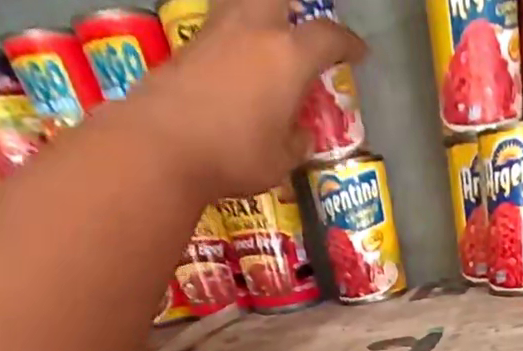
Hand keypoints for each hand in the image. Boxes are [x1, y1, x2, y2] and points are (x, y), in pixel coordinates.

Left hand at [124, 0, 365, 200]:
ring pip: (243, 3)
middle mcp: (254, 30)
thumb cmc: (235, 155)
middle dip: (296, 8)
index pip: (327, 38)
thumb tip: (301, 135)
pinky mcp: (188, 46)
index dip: (347, 44)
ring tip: (267, 39)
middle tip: (303, 28)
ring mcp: (217, 32)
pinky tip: (235, 64)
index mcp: (288, 56)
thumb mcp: (280, 162)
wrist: (164, 144)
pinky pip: (219, 29)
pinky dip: (233, 39)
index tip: (358, 53)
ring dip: (260, 14)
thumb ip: (296, 143)